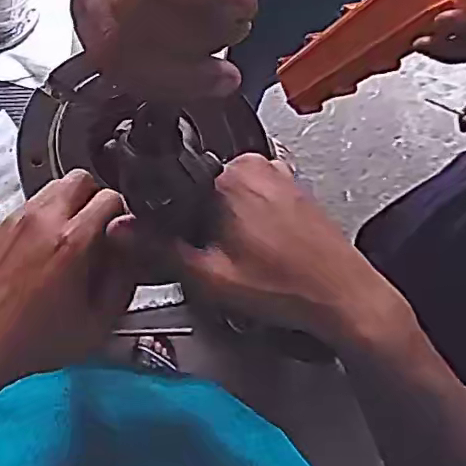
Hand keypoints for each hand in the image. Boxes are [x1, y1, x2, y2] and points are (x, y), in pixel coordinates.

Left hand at [0, 171, 137, 409]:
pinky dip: (47, 213)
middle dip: (96, 198)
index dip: (123, 214)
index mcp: (70, 240)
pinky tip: (48, 247)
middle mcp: (42, 220)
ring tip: (73, 238)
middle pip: (81, 178)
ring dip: (71, 203)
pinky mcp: (1, 223)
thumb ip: (123, 274)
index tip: (120, 234)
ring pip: (54, 185)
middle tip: (99, 228)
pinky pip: (33, 202)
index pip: (110, 196)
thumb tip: (130, 240)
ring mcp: (18, 218)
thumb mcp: (97, 322)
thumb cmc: (31, 339)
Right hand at [73, 0, 300, 99]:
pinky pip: (109, 65)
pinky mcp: (85, 19)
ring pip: (113, 43)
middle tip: (235, 31)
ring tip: (217, 70)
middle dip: (194, 33)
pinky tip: (193, 81)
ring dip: (175, 70)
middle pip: (131, 1)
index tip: (244, 4)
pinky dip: (157, 83)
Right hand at [116, 154, 411, 351]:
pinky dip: (251, 214)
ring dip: (226, 216)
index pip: (177, 183)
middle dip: (202, 216)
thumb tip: (118, 229)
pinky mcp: (294, 186)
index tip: (188, 241)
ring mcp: (277, 173)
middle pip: (201, 185)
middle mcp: (254, 165)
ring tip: (243, 252)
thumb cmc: (285, 288)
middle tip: (217, 254)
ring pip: (228, 190)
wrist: (347, 301)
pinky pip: (254, 193)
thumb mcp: (208, 275)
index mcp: (229, 176)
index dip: (176, 216)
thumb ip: (158, 249)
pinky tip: (262, 246)